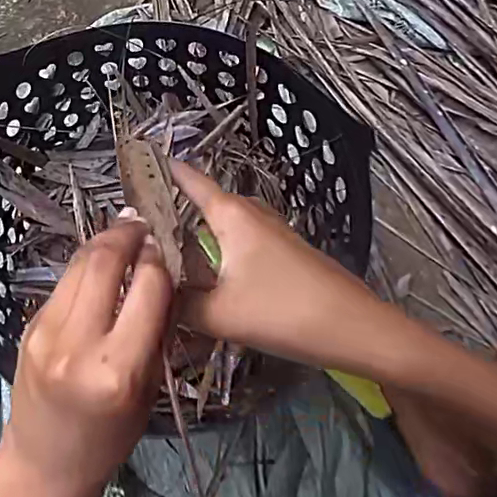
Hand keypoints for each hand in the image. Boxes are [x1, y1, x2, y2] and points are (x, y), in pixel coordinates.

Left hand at [0, 219, 172, 496]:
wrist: (45, 462)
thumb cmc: (108, 438)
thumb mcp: (148, 390)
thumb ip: (156, 332)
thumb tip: (164, 275)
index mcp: (117, 369)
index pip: (146, 288)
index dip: (159, 260)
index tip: (165, 246)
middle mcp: (77, 344)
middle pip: (103, 262)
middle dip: (126, 234)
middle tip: (142, 224)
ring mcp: (45, 331)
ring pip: (77, 264)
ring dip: (102, 242)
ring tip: (123, 234)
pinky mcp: (28, 326)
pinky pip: (62, 284)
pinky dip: (83, 268)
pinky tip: (98, 266)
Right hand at [171, 161, 434, 381]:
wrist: (359, 331)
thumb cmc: (285, 312)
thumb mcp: (218, 315)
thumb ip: (177, 305)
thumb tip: (152, 298)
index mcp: (230, 214)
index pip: (190, 180)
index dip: (164, 171)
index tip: (138, 166)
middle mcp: (251, 213)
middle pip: (205, 203)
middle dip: (176, 211)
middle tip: (145, 232)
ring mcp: (273, 231)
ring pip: (224, 225)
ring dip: (199, 236)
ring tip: (172, 258)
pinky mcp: (286, 252)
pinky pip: (241, 242)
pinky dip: (220, 252)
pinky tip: (212, 280)